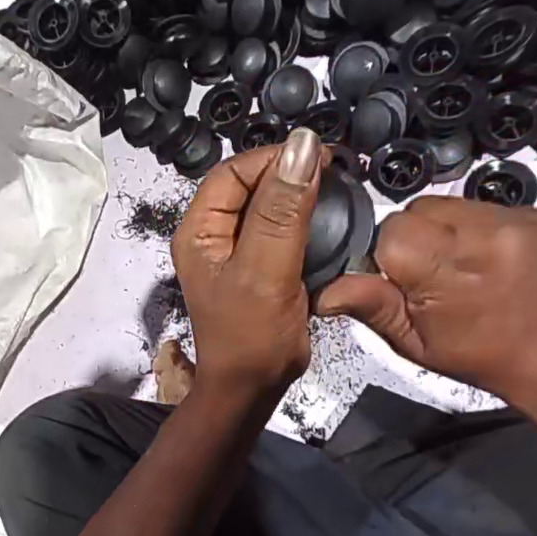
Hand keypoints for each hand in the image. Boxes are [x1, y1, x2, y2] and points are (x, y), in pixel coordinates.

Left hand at [172, 128, 324, 403]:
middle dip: (292, 175)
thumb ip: (282, 211)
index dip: (274, 160)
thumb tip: (301, 147)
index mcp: (200, 231)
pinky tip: (330, 223)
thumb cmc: (249, 339)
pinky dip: (308, 223)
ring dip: (303, 198)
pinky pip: (286, 232)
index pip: (235, 173)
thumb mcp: (264, 271)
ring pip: (273, 207)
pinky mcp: (265, 268)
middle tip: (333, 172)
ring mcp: (241, 253)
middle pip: (254, 186)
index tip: (316, 158)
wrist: (254, 388)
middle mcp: (216, 237)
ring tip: (336, 192)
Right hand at [315, 197, 536, 409]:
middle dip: (415, 240)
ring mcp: (515, 221)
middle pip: (417, 210)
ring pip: (450, 204)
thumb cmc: (488, 357)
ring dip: (446, 233)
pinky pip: (485, 207)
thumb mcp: (415, 343)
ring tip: (463, 270)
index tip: (402, 280)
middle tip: (434, 278)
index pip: (390, 230)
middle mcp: (484, 236)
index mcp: (446, 270)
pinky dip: (478, 230)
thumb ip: (371, 307)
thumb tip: (328, 291)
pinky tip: (487, 261)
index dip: (388, 256)